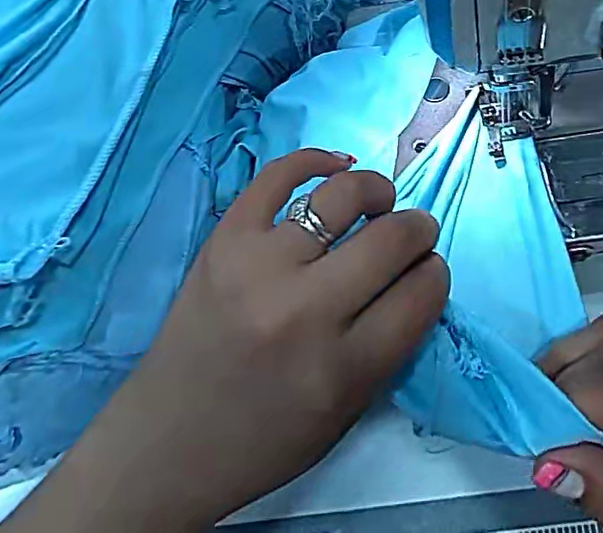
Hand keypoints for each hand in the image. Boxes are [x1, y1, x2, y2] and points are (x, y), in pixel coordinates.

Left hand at [0, 149, 448, 532]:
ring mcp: (259, 266)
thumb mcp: (348, 411)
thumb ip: (393, 343)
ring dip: (378, 190)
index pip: (421, 293)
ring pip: (345, 195)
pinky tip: (338, 165)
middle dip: (418, 228)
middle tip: (413, 231)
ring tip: (379, 199)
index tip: (429, 267)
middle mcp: (304, 311)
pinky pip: (280, 174)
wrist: (167, 441)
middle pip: (392, 240)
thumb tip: (420, 270)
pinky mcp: (225, 238)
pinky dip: (318, 160)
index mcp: (341, 369)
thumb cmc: (266, 436)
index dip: (435, 272)